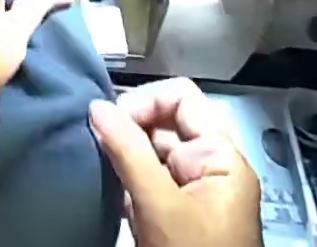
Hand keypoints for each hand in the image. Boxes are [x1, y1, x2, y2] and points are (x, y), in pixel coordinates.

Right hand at [89, 78, 262, 246]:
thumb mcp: (161, 209)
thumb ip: (128, 152)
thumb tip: (95, 106)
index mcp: (221, 157)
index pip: (181, 98)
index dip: (145, 101)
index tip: (112, 121)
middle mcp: (208, 167)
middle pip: (162, 122)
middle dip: (128, 129)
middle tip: (96, 143)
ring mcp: (189, 194)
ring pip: (148, 151)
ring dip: (121, 155)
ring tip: (95, 162)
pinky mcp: (171, 218)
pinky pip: (143, 181)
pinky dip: (123, 180)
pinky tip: (103, 187)